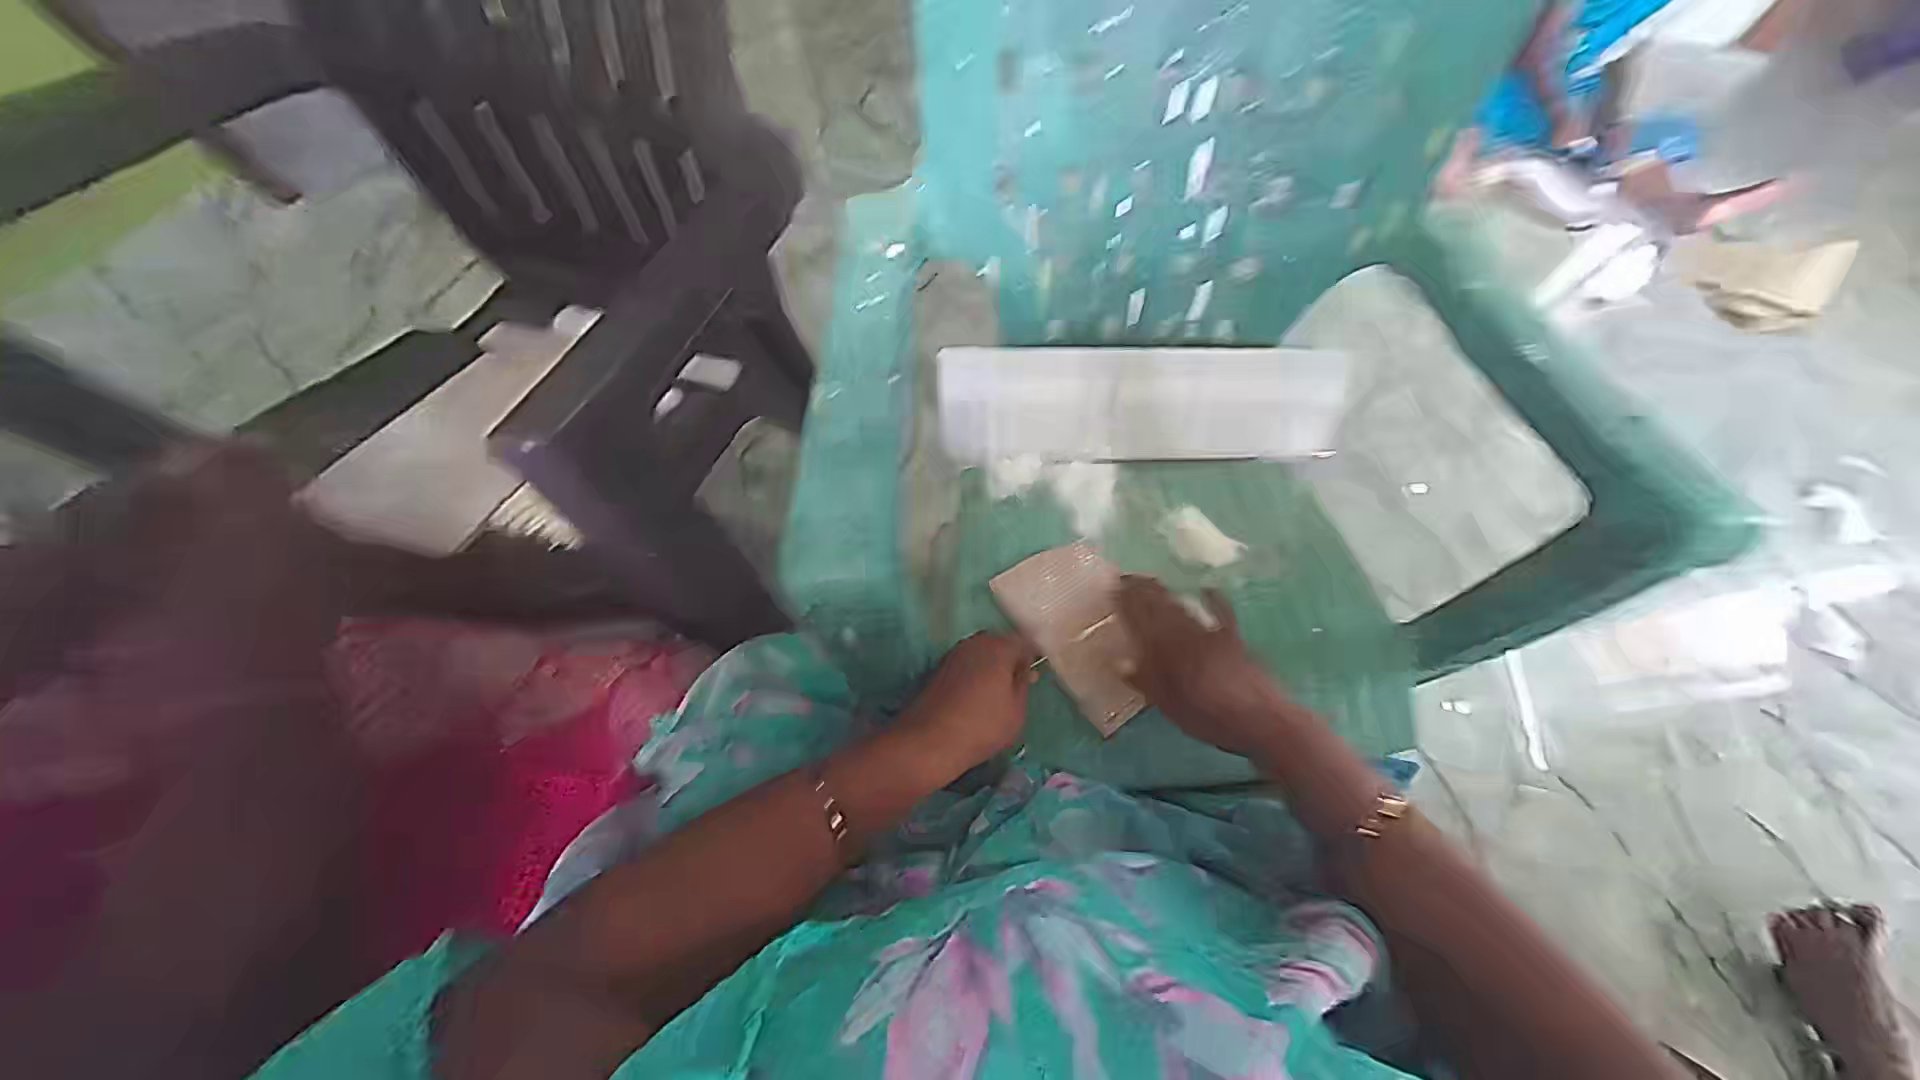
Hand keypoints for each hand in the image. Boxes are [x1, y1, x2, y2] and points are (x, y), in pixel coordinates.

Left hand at [896, 632, 1035, 770]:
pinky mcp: (939, 668)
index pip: (1023, 644)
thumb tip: (1023, 671)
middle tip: (1014, 685)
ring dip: (989, 666)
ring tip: (994, 693)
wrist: (931, 739)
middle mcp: (975, 642)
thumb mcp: (1017, 711)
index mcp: (999, 647)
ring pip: (980, 653)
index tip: (1031, 680)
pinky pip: (965, 664)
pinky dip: (973, 673)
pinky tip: (974, 695)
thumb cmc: (982, 726)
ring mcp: (954, 653)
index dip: (1030, 661)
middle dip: (1008, 660)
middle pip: (999, 644)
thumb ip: (1023, 685)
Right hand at [1115, 575, 1283, 756]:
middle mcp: (1184, 635)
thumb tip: (1119, 662)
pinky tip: (1206, 588)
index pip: (1139, 618)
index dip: (1125, 602)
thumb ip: (1144, 681)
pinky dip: (1212, 599)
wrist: (1260, 720)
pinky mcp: (1232, 638)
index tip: (1113, 588)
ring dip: (1165, 592)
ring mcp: (1210, 634)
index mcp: (1164, 650)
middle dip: (1142, 590)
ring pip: (1182, 607)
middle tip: (1127, 577)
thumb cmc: (1207, 717)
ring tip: (1151, 581)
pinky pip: (1220, 612)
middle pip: (1159, 606)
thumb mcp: (1167, 705)